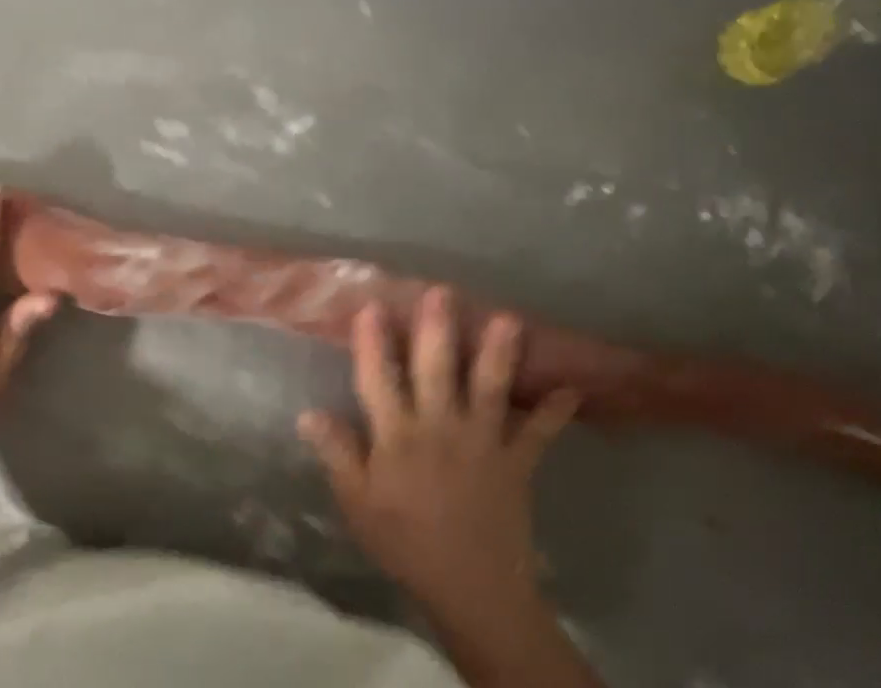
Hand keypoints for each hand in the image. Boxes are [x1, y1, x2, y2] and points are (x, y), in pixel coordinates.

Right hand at [298, 287, 577, 617]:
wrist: (470, 587)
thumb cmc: (404, 542)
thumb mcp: (356, 502)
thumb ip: (337, 454)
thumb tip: (308, 413)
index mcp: (396, 436)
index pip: (378, 380)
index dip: (373, 343)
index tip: (371, 307)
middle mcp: (438, 428)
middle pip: (435, 370)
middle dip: (437, 330)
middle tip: (441, 292)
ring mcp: (481, 442)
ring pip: (488, 388)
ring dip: (498, 353)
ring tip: (508, 319)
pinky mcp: (516, 462)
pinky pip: (537, 433)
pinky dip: (554, 411)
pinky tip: (572, 388)